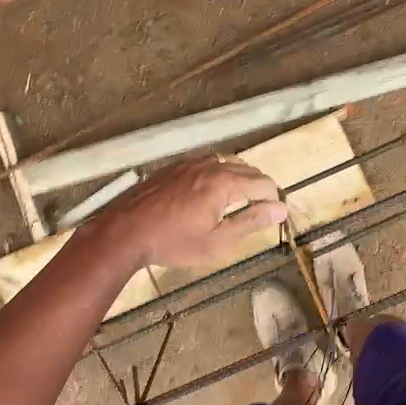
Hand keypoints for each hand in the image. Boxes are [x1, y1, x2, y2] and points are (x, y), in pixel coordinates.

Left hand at [85, 158, 287, 268]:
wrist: (125, 232)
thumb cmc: (173, 242)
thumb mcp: (218, 241)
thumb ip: (251, 222)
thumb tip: (280, 210)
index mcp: (224, 183)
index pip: (263, 183)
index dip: (274, 199)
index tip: (277, 215)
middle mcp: (209, 165)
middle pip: (247, 169)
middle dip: (259, 188)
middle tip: (261, 211)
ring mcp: (189, 162)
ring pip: (226, 163)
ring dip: (239, 179)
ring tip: (239, 202)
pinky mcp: (173, 166)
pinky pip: (206, 163)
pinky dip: (218, 174)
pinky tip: (211, 192)